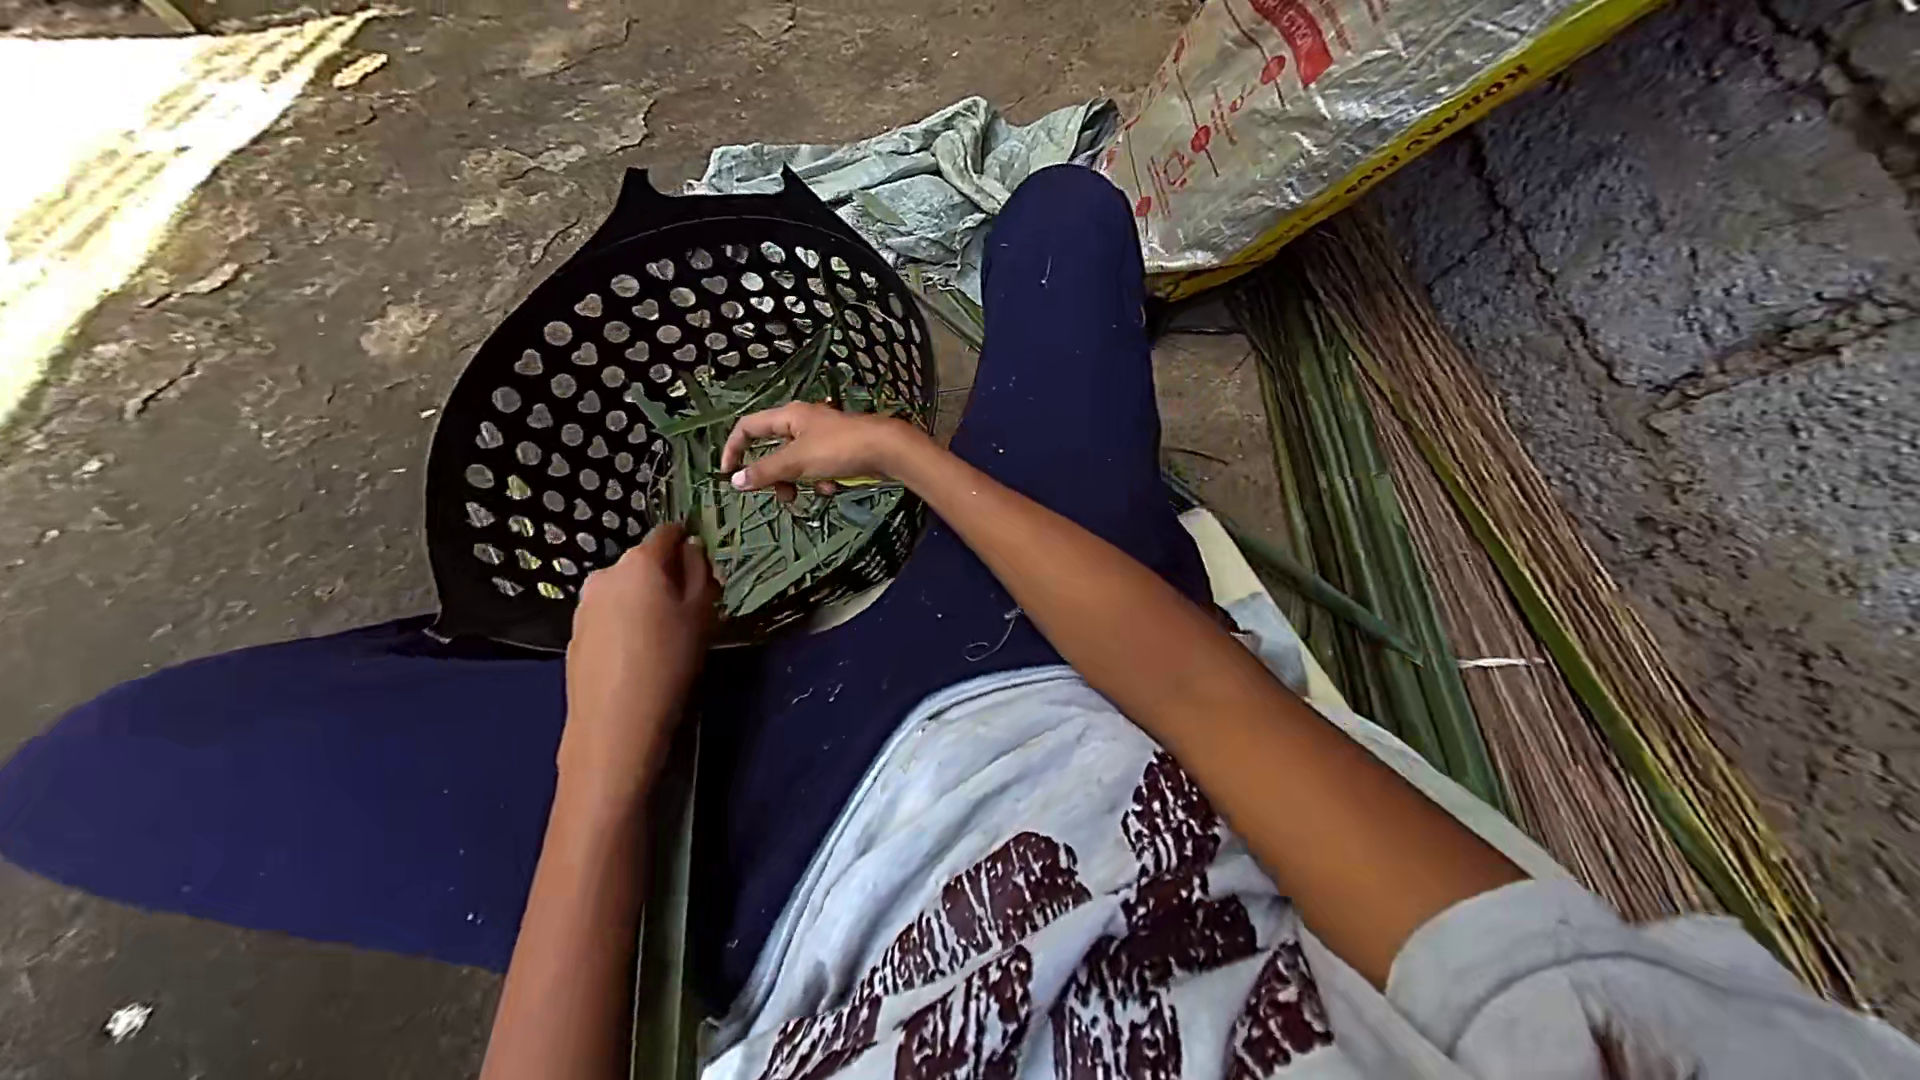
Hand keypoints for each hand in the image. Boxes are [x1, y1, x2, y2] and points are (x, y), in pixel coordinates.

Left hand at [560, 523, 717, 799]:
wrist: (614, 724)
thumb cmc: (669, 661)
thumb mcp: (702, 614)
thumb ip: (701, 573)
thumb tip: (692, 550)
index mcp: (639, 562)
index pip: (667, 532)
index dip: (689, 542)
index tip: (705, 566)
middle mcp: (605, 574)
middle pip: (645, 563)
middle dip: (668, 576)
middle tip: (691, 609)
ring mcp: (584, 605)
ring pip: (625, 590)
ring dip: (646, 601)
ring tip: (665, 637)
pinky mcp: (575, 635)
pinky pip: (609, 616)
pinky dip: (626, 624)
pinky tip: (638, 656)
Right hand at [720, 402, 926, 498]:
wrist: (886, 450)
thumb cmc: (839, 449)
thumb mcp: (797, 461)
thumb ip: (766, 471)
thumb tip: (735, 481)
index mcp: (788, 416)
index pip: (748, 427)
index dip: (733, 449)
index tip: (729, 475)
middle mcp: (802, 422)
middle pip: (773, 450)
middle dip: (776, 475)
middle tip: (782, 495)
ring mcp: (822, 437)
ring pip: (797, 463)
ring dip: (799, 481)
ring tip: (814, 492)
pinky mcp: (838, 452)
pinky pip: (818, 469)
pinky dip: (821, 480)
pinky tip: (833, 487)